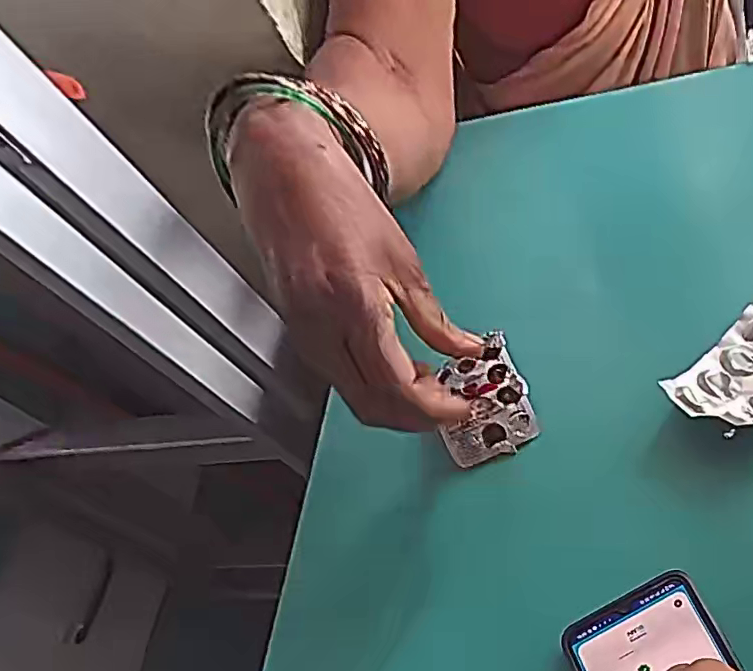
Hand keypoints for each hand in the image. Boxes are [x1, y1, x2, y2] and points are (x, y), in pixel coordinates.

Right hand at [228, 100, 480, 430]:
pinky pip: (344, 381)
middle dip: (421, 417)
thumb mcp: (405, 265)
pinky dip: (380, 390)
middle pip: (376, 406)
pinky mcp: (302, 334)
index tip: (465, 408)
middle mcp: (322, 328)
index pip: (398, 388)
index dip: (437, 409)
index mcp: (353, 307)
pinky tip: (404, 373)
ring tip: (437, 389)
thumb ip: (436, 322)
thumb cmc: (339, 204)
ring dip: (401, 407)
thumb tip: (468, 351)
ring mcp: (306, 335)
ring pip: (358, 400)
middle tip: (456, 405)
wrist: (283, 171)